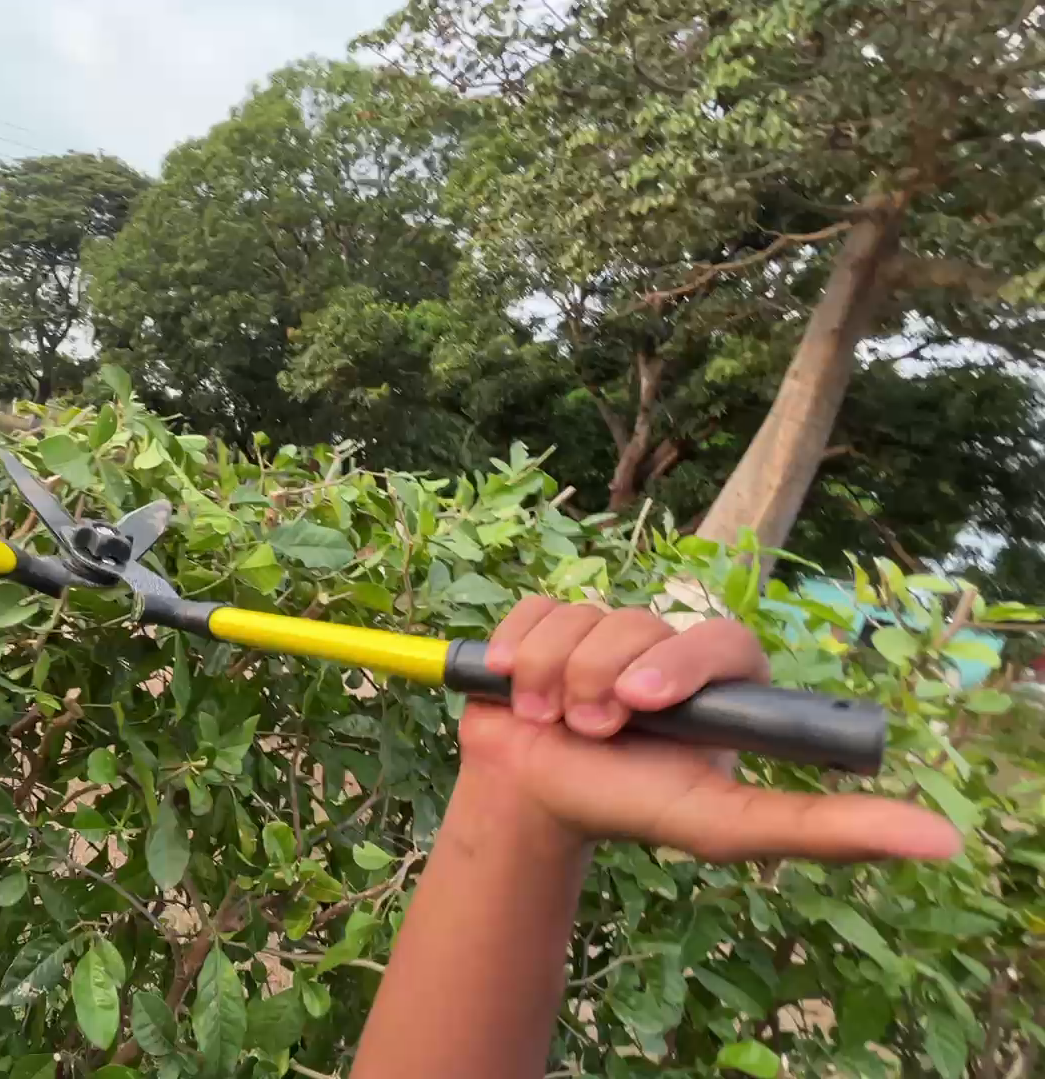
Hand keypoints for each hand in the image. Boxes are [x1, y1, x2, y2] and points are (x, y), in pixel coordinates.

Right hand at [458, 596, 960, 861]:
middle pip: (634, 624)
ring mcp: (596, 634)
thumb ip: (816, 827)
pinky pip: (532, 611)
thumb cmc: (622, 807)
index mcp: (715, 686)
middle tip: (584, 729)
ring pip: (577, 618)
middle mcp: (658, 650)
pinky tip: (508, 680)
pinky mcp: (541, 627)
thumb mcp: (719, 824)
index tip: (639, 700)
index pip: (718, 638)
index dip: (677, 660)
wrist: (529, 796)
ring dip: (548, 674)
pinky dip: (515, 645)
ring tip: (543, 717)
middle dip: (594, 681)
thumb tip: (943, 840)